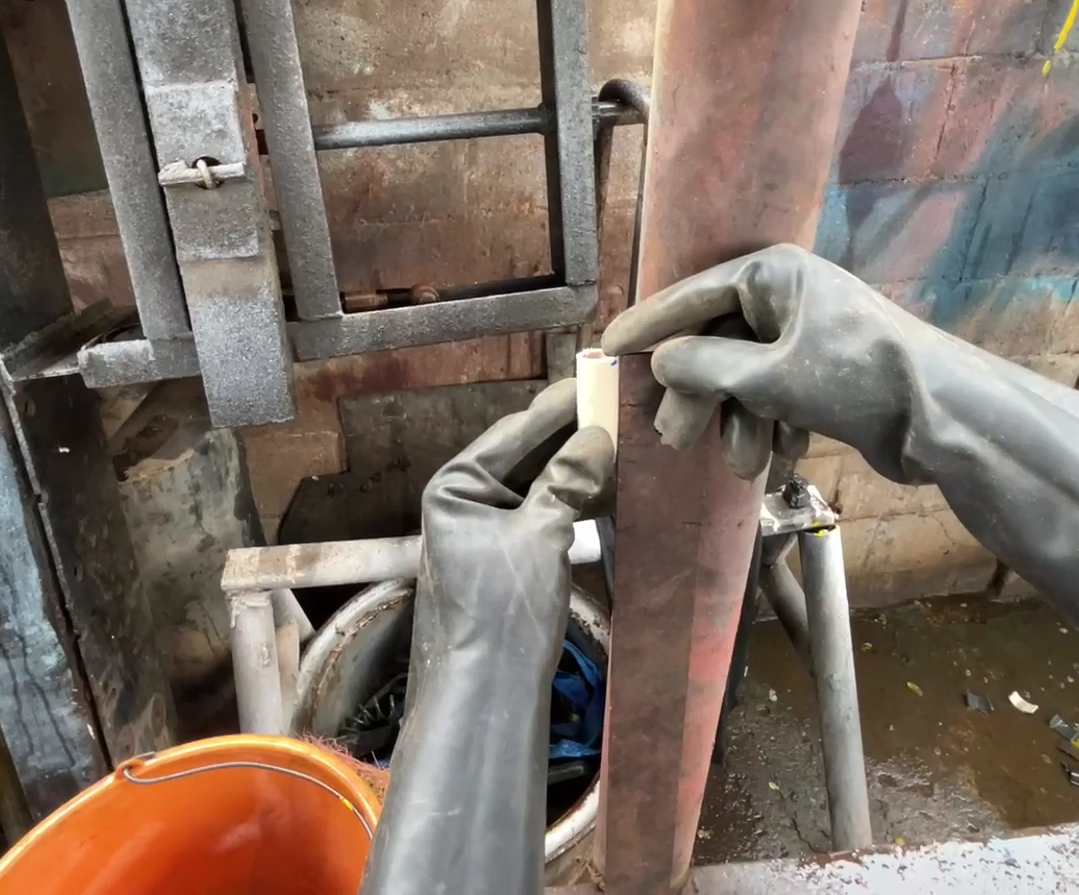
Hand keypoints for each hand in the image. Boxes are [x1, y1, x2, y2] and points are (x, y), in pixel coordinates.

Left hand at [364, 380, 612, 894]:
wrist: (486, 695)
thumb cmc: (502, 610)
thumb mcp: (540, 535)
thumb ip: (567, 479)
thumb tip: (599, 435)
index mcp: (456, 486)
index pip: (513, 432)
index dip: (557, 408)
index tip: (596, 383)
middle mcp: (465, 500)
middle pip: (525, 456)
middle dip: (570, 437)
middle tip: (617, 410)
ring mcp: (484, 529)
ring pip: (537, 485)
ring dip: (576, 468)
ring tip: (622, 442)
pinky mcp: (506, 555)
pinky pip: (542, 514)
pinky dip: (572, 501)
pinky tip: (607, 487)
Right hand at [600, 243, 930, 479]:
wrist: (949, 421)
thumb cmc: (857, 379)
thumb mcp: (770, 375)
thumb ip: (706, 367)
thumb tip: (662, 362)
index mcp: (772, 275)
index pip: (692, 295)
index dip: (648, 324)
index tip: (608, 346)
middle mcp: (783, 297)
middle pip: (714, 344)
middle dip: (700, 396)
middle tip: (673, 437)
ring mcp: (801, 334)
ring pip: (741, 377)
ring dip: (738, 421)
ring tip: (743, 463)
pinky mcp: (818, 371)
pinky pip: (770, 394)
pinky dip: (769, 424)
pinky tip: (783, 450)